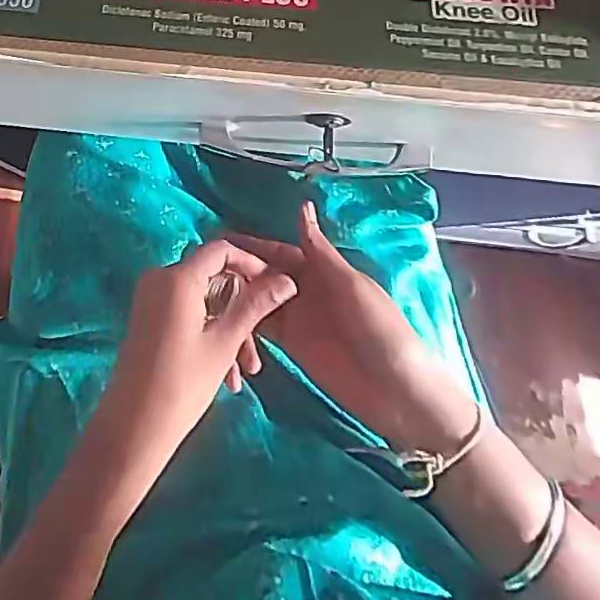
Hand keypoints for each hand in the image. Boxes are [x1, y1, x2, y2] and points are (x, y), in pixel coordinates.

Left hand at [99, 241, 298, 462]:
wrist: (133, 427)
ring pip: (204, 301)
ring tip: (248, 372)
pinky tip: (229, 375)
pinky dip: (210, 334)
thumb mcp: (225, 343)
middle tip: (265, 339)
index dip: (252, 263)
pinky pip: (188, 313)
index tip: (276, 285)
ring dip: (230, 328)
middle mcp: (160, 279)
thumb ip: (255, 305)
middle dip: (243, 306)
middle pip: (213, 277)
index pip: (221, 250)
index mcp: (177, 277)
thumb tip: (286, 281)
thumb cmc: (182, 383)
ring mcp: (152, 299)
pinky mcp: (149, 318)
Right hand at [230, 202, 476, 453]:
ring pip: (258, 301)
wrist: (396, 392)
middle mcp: (305, 290)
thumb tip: (302, 207)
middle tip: (203, 277)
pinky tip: (226, 328)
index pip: (279, 252)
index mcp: (321, 270)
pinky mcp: (292, 345)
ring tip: (208, 304)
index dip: (250, 247)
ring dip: (237, 300)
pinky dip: (244, 326)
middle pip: (263, 275)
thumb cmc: (380, 330)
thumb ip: (319, 251)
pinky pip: (262, 328)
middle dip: (237, 273)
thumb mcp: (350, 286)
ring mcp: (297, 318)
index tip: (218, 243)